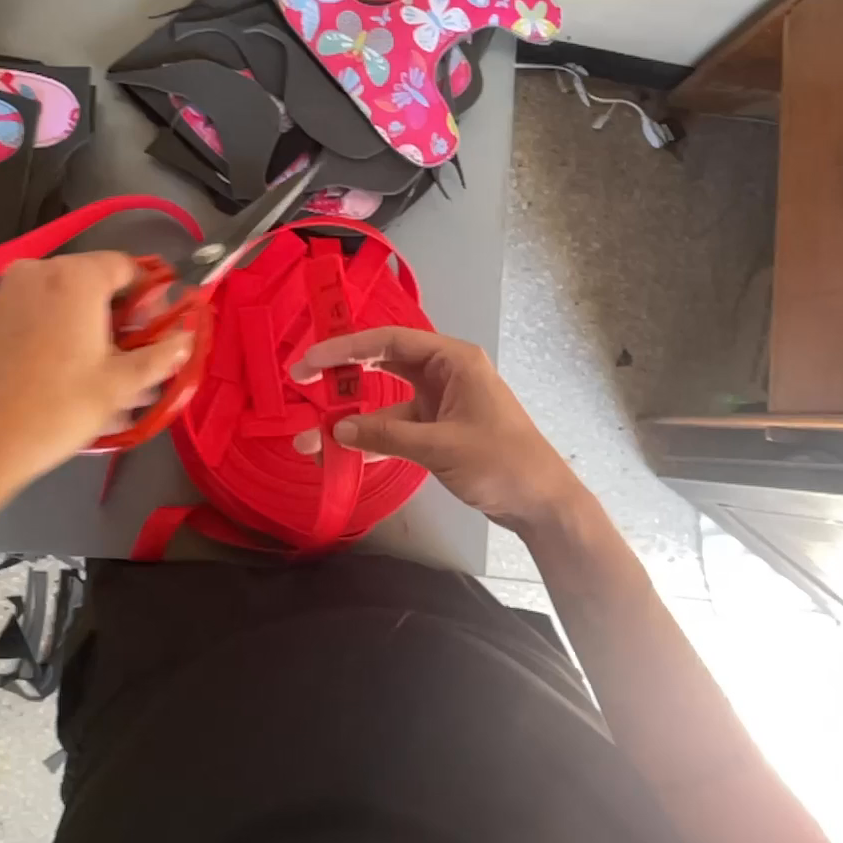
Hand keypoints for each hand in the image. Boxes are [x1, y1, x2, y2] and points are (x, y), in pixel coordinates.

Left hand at [0, 253, 191, 484]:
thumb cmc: (55, 409)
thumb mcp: (120, 385)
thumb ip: (161, 356)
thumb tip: (186, 340)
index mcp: (75, 277)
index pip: (129, 267)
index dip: (152, 298)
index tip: (159, 333)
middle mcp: (38, 271)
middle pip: (97, 284)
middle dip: (123, 319)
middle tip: (137, 362)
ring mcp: (7, 293)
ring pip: (67, 303)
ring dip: (93, 332)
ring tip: (107, 378)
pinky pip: (39, 316)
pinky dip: (61, 336)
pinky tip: (70, 377)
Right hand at [291, 327, 585, 532]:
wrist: (541, 502)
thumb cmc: (501, 463)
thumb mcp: (441, 446)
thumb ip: (387, 435)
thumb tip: (336, 430)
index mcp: (453, 360)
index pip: (389, 341)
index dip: (345, 348)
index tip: (309, 361)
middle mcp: (445, 373)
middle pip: (384, 362)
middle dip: (343, 373)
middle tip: (300, 379)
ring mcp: (441, 402)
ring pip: (386, 401)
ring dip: (353, 416)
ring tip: (312, 434)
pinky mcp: (439, 429)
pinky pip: (397, 427)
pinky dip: (373, 438)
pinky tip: (343, 452)